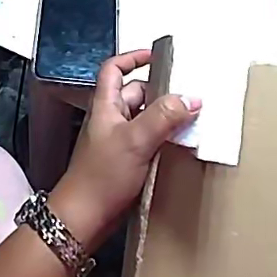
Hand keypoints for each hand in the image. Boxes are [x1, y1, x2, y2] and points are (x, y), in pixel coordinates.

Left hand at [48, 50, 199, 248]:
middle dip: (161, 92)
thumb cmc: (101, 177)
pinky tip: (182, 144)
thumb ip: (163, 117)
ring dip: (166, 117)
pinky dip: (165, 138)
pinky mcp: (127, 161)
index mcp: (106, 106)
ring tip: (191, 117)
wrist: (84, 220)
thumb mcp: (135, 140)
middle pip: (137, 93)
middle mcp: (112, 119)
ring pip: (146, 118)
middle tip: (188, 93)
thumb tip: (191, 98)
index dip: (133, 58)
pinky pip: (150, 140)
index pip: (114, 69)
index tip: (157, 56)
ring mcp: (119, 141)